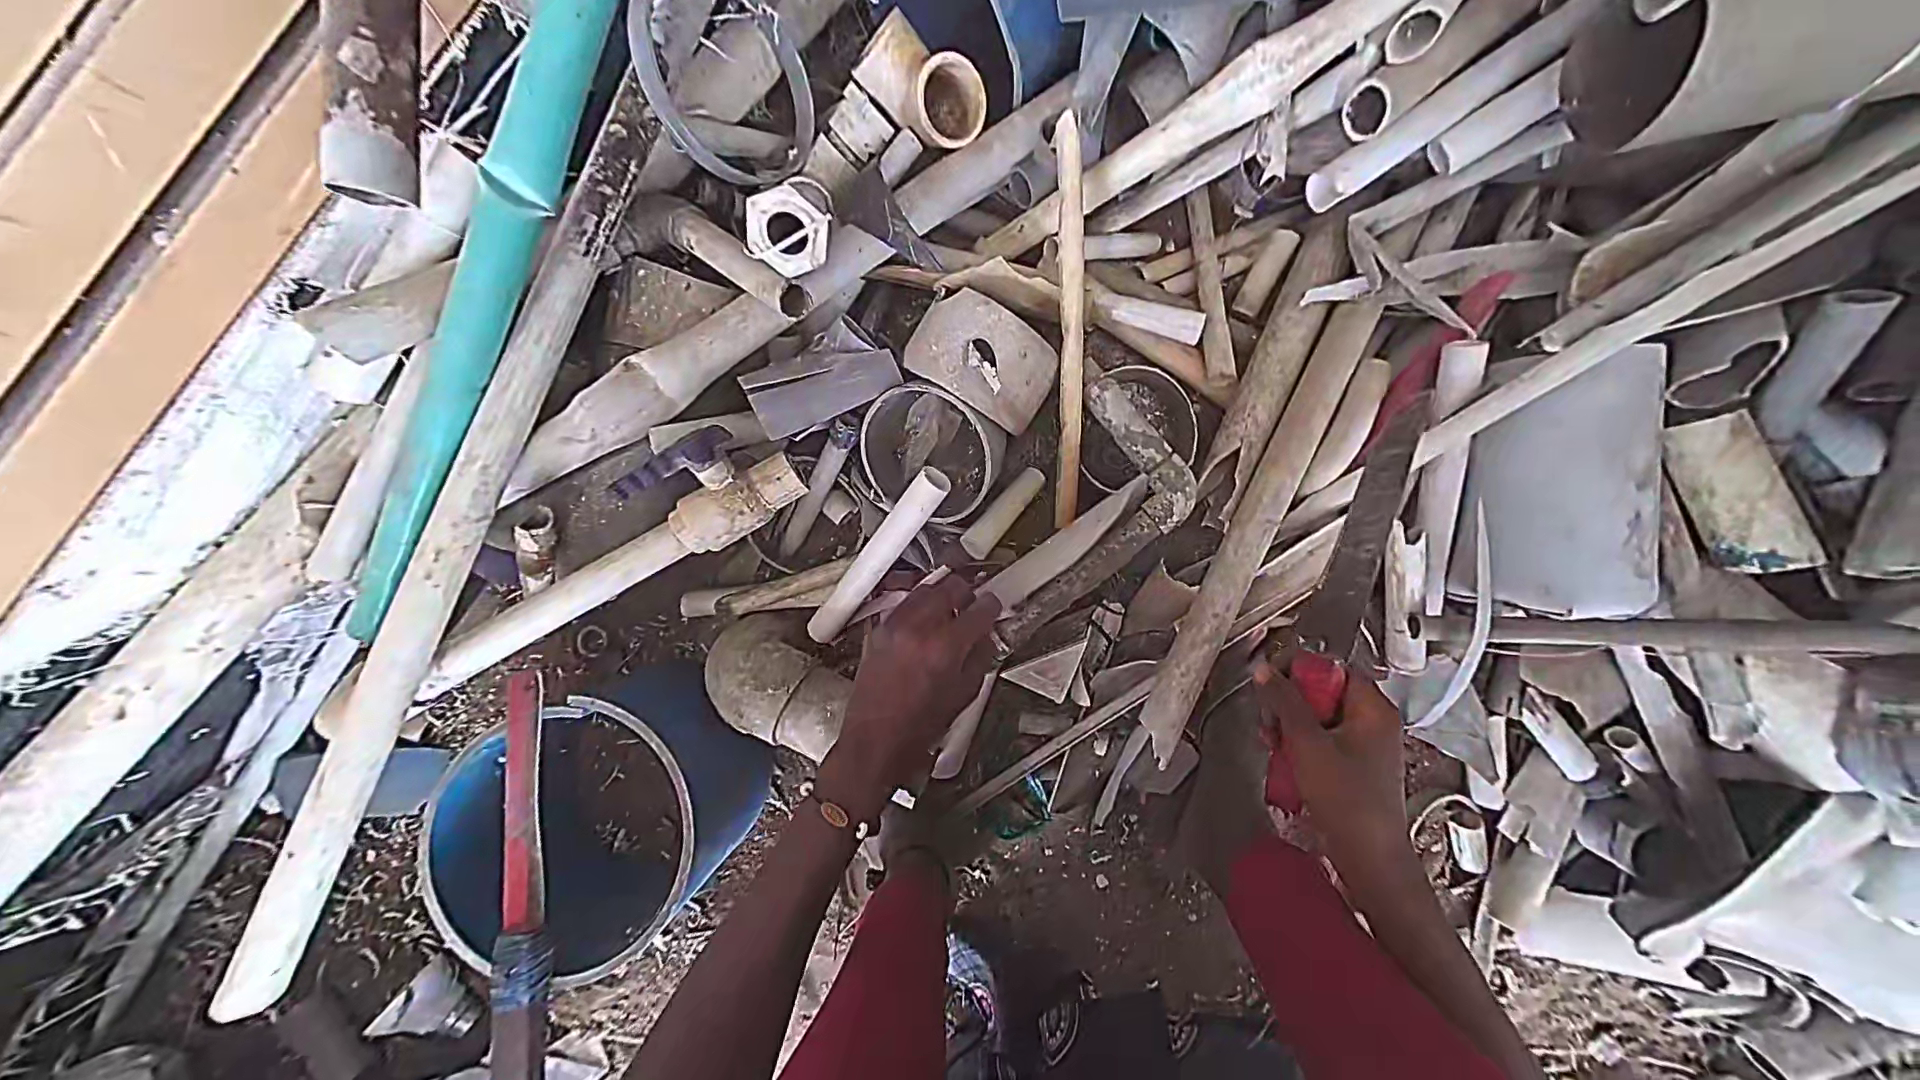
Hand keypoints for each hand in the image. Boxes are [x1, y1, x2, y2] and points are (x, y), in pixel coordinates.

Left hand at [817, 574, 999, 818]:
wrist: (875, 741)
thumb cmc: (916, 728)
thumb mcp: (965, 694)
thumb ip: (980, 656)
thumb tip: (985, 635)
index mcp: (946, 647)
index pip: (979, 608)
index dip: (992, 606)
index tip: (993, 607)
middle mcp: (918, 629)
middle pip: (951, 586)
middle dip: (967, 593)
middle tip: (973, 604)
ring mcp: (895, 626)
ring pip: (925, 588)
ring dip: (942, 595)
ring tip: (950, 611)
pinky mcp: (878, 630)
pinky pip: (904, 604)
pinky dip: (918, 605)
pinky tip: (925, 621)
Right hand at [1252, 657, 1407, 868]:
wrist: (1367, 856)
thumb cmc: (1346, 799)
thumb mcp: (1307, 742)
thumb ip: (1284, 702)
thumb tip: (1264, 671)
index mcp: (1373, 709)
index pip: (1333, 669)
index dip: (1300, 671)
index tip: (1273, 684)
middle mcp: (1373, 722)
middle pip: (1322, 692)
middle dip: (1289, 704)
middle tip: (1272, 720)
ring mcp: (1363, 745)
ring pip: (1316, 717)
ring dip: (1288, 725)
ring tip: (1274, 742)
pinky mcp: (1350, 765)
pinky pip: (1318, 739)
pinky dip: (1298, 744)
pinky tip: (1283, 758)